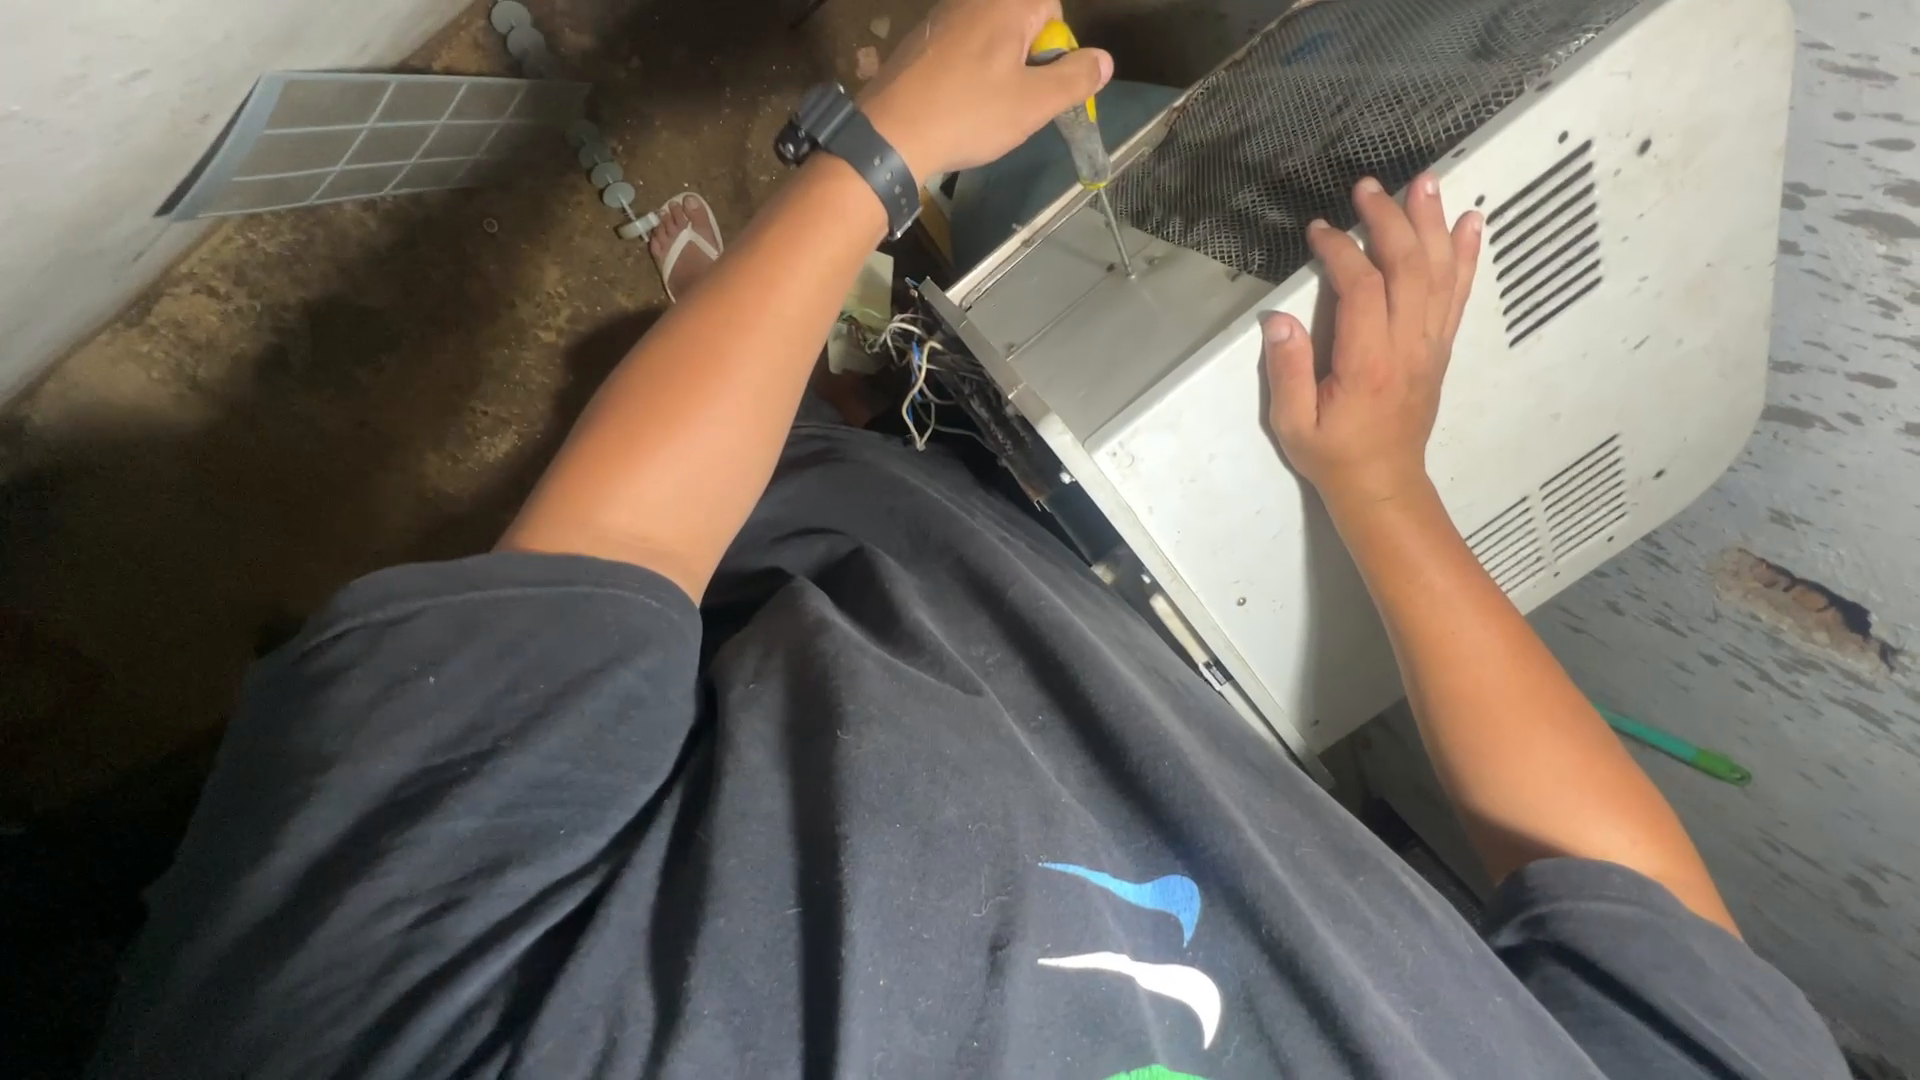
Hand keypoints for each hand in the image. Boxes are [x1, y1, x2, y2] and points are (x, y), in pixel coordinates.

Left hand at [860, 0, 1112, 179]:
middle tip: (1013, 103)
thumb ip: (1074, 79)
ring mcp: (941, 18)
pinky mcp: (918, 43)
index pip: (1053, 9)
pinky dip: (965, 75)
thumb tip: (1104, 61)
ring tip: (983, 110)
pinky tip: (956, 106)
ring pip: (987, 39)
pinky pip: (957, 51)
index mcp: (1008, 3)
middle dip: (1025, 61)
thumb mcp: (1033, 105)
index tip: (1042, 85)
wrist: (892, 135)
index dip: (1055, 49)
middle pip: (1019, 22)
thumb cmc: (968, 115)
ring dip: (995, 71)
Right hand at [1261, 174, 1481, 510]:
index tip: (1319, 231)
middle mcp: (1408, 346)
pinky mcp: (1439, 348)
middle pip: (1409, 267)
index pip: (1362, 289)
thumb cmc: (1332, 454)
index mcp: (1368, 362)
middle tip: (1369, 187)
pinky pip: (1458, 295)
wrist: (1382, 482)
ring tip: (1425, 182)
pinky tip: (1468, 223)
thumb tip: (1279, 319)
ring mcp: (1430, 344)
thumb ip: (1287, 370)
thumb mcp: (1291, 422)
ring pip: (1440, 273)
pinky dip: (1466, 255)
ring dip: (1432, 223)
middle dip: (1389, 220)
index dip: (1341, 251)